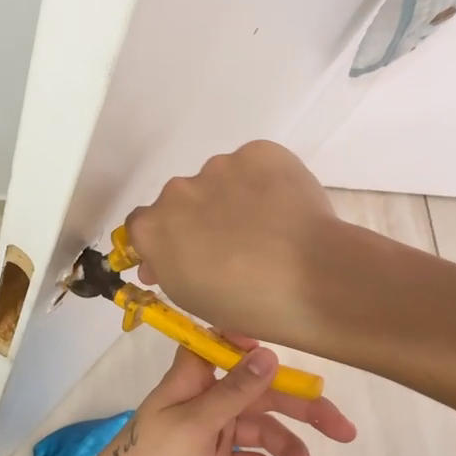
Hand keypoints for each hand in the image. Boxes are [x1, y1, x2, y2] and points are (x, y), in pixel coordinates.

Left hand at [68, 340, 356, 455]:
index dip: (254, 345)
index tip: (290, 355)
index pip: (224, 346)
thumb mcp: (196, 424)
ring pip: (261, 432)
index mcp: (192, 379)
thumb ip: (234, 391)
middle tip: (343, 431)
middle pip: (259, 394)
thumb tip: (267, 352)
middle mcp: (204, 401)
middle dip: (301, 410)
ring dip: (287, 452)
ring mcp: (210, 435)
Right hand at [126, 140, 349, 351]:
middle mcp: (175, 191)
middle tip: (232, 245)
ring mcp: (217, 167)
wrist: (313, 279)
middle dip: (198, 218)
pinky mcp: (258, 152)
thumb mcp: (189, 298)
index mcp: (151, 228)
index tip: (186, 256)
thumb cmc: (244, 303)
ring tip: (266, 227)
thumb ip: (166, 269)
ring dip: (231, 197)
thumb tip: (159, 260)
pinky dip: (263, 182)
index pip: (142, 226)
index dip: (165, 240)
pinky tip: (284, 207)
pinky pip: (252, 165)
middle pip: (180, 201)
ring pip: (217, 180)